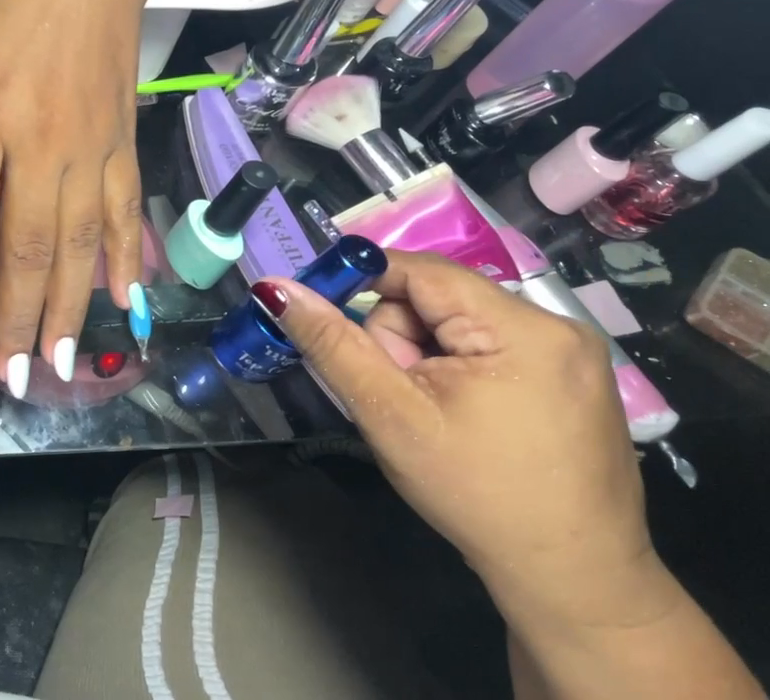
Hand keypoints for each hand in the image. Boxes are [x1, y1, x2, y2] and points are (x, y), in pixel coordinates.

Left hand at [0, 0, 152, 394]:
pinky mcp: (123, 140)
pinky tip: (125, 303)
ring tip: (64, 364)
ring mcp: (89, 145)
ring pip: (79, 243)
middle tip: (15, 377)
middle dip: (20, 320)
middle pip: (27, 249)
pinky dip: (124, 261)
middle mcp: (38, 144)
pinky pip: (123, 211)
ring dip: (72, 310)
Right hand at [267, 252, 666, 628]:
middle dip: (398, 339)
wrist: (571, 575)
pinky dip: (452, 369)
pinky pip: (484, 347)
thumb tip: (274, 287)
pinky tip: (457, 415)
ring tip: (428, 412)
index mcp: (521, 328)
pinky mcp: (570, 379)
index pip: (417, 270)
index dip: (358, 283)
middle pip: (435, 298)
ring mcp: (570, 354)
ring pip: (455, 324)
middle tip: (398, 396)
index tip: (320, 318)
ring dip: (422, 357)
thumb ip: (331, 342)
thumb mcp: (388, 413)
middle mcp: (555, 326)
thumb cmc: (475, 491)